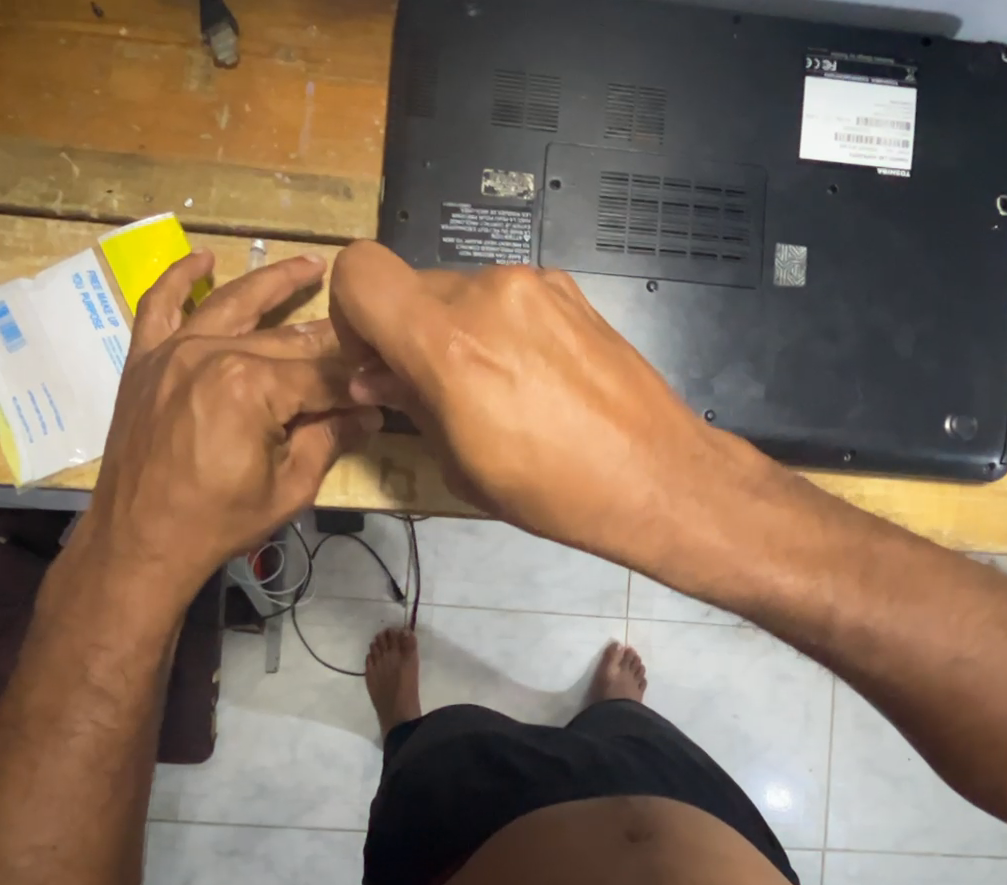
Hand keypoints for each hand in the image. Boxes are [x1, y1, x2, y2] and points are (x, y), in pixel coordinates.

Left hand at [70, 249, 380, 602]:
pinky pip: (160, 306)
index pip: (322, 376)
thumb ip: (331, 440)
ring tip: (309, 266)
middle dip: (330, 342)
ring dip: (274, 282)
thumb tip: (371, 413)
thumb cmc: (220, 521)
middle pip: (286, 340)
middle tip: (364, 333)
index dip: (355, 386)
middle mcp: (213, 352)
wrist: (140, 541)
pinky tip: (204, 259)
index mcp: (252, 386)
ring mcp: (174, 350)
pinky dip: (180, 279)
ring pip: (233, 305)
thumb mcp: (291, 487)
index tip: (383, 387)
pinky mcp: (145, 359)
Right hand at [329, 241, 762, 564]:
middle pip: (411, 287)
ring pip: (461, 291)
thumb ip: (410, 405)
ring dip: (457, 330)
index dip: (351, 313)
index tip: (374, 359)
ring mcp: (535, 284)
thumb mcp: (462, 465)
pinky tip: (532, 375)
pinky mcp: (571, 289)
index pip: (358, 272)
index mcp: (447, 342)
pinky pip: (508, 296)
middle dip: (408, 332)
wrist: (655, 474)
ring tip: (493, 388)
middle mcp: (487, 293)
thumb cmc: (552, 490)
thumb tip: (375, 378)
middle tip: (431, 388)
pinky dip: (500, 325)